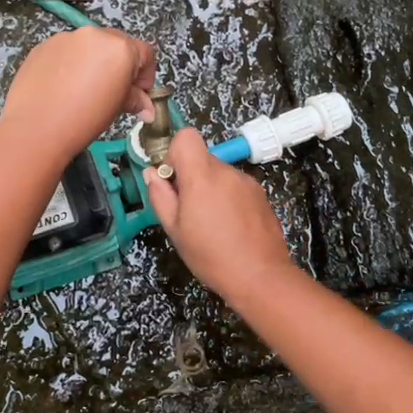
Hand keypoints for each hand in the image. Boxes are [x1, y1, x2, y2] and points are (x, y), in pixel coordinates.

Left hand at [0, 27, 156, 160]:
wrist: (37, 127)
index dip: (145, 74)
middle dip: (119, 66)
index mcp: (120, 48)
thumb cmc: (85, 118)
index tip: (139, 93)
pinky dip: (69, 64)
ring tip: (84, 90)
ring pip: (88, 46)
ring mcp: (66, 38)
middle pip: (116, 44)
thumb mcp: (116, 109)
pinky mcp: (43, 46)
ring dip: (93, 63)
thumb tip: (147, 108)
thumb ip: (135, 100)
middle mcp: (94, 35)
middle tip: (113, 91)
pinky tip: (62, 88)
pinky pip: (65, 52)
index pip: (144, 53)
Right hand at [144, 128, 295, 300]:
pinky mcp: (261, 195)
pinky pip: (236, 187)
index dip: (175, 153)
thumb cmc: (210, 255)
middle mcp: (227, 172)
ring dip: (211, 189)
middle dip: (191, 177)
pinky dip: (228, 199)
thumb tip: (152, 174)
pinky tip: (230, 227)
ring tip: (211, 223)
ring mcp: (247, 182)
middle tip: (189, 211)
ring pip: (219, 174)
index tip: (172, 180)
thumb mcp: (174, 230)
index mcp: (202, 176)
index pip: (186, 136)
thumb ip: (160, 196)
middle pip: (202, 159)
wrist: (260, 276)